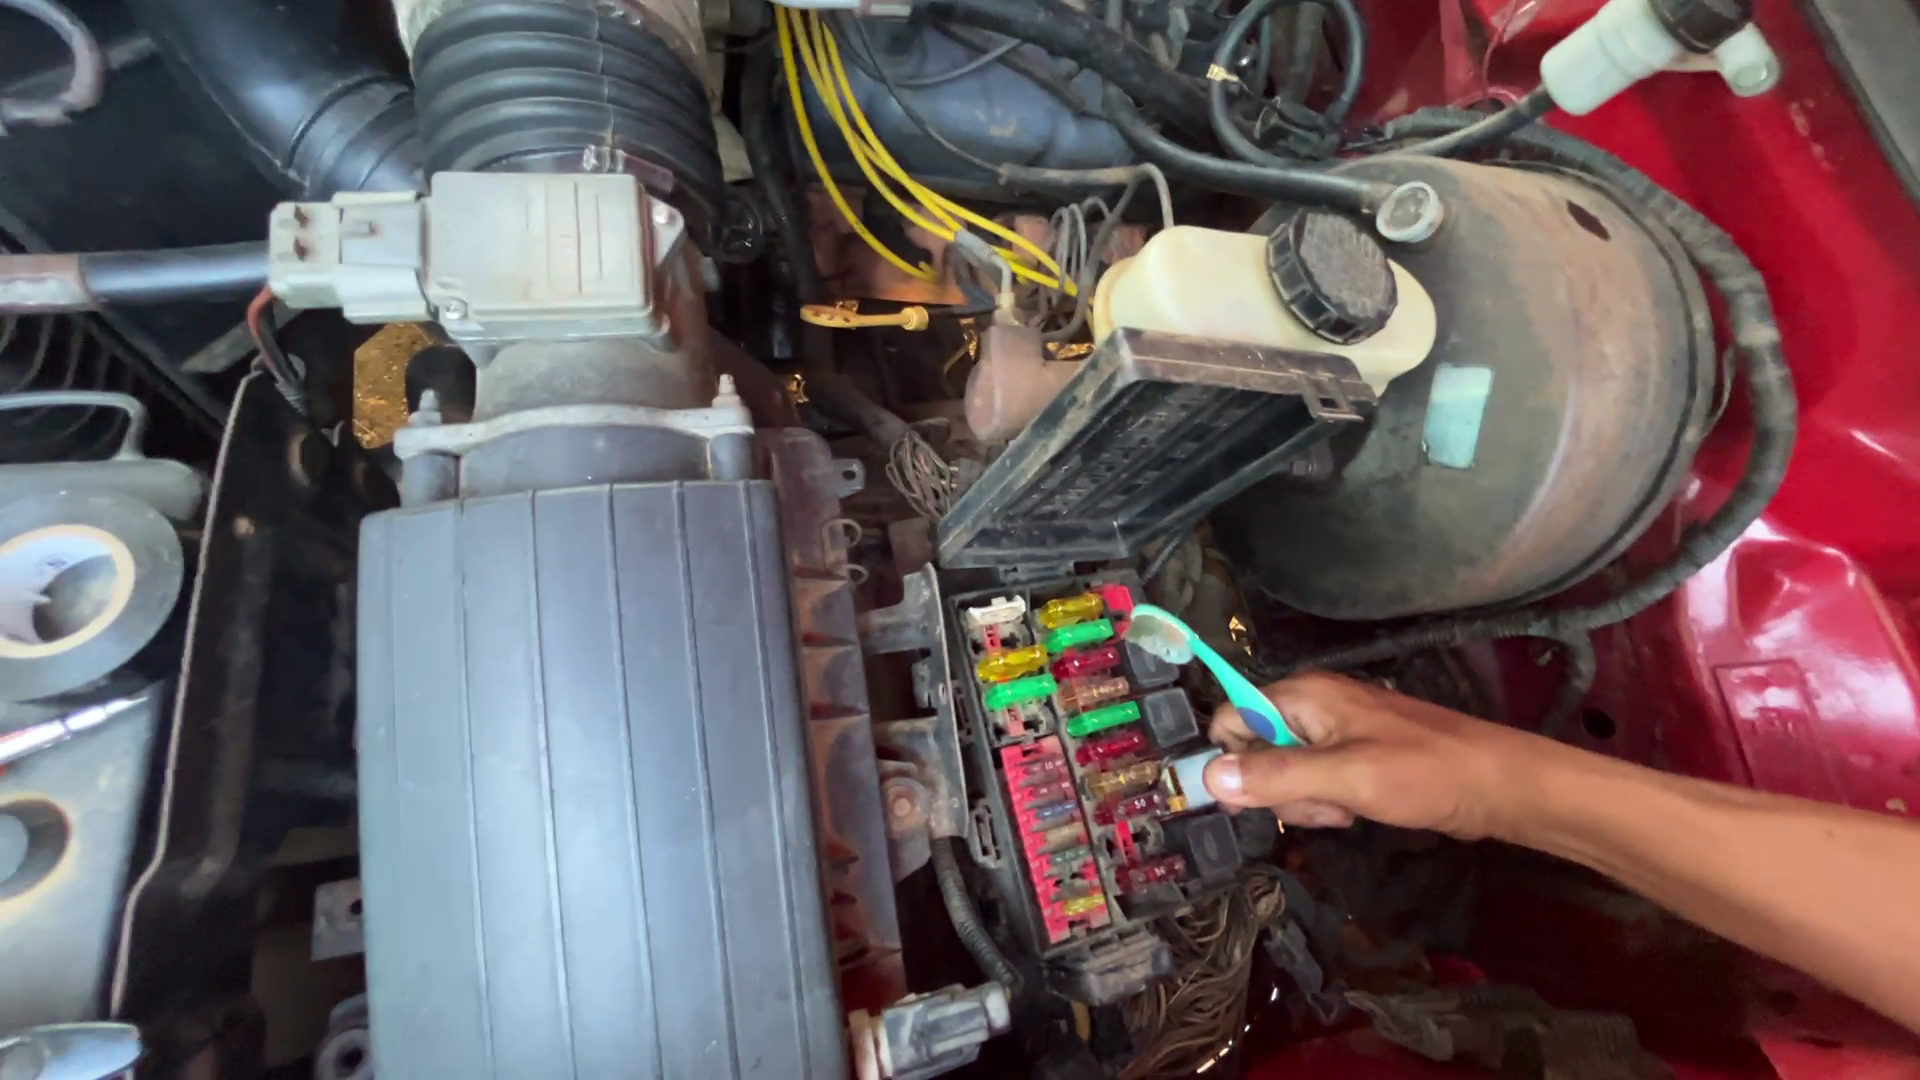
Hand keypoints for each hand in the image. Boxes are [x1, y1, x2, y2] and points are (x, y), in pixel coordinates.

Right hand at [1201, 672, 1546, 838]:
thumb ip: (1275, 776)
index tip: (1247, 802)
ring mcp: (1332, 726)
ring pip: (1284, 766)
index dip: (1231, 759)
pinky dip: (1325, 797)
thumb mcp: (1344, 778)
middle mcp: (1309, 703)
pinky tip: (1354, 808)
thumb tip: (1208, 776)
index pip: (1231, 717)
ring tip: (1343, 808)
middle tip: (1317, 805)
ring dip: (1303, 797)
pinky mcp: (1351, 749)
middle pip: (1255, 745)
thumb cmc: (1424, 773)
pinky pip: (1313, 774)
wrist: (1503, 786)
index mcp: (1301, 695)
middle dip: (1276, 785)